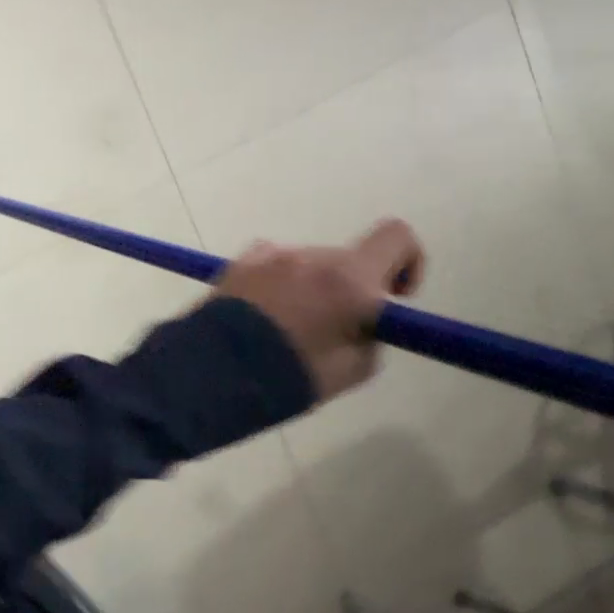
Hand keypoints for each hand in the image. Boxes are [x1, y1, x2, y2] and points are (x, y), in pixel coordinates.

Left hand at [212, 219, 425, 400]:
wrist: (208, 373)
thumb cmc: (288, 375)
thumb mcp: (354, 367)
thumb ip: (368, 334)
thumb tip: (360, 322)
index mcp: (348, 277)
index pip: (397, 237)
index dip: (405, 262)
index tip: (391, 297)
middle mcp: (309, 256)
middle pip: (343, 260)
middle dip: (346, 287)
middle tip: (328, 327)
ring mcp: (266, 257)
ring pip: (303, 264)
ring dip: (306, 285)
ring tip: (284, 326)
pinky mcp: (233, 266)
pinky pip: (267, 266)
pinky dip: (273, 282)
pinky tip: (260, 312)